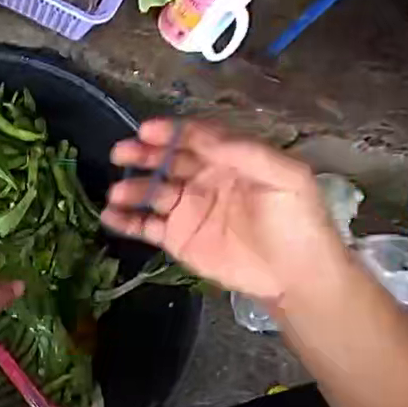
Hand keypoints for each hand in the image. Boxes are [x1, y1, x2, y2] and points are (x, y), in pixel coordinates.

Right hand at [102, 120, 348, 302]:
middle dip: (144, 155)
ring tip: (116, 192)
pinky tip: (110, 216)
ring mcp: (188, 210)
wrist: (296, 276)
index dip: (172, 132)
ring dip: (132, 188)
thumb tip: (203, 136)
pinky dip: (127, 221)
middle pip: (167, 161)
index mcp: (229, 160)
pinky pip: (146, 226)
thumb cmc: (297, 222)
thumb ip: (245, 153)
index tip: (147, 131)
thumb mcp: (285, 177)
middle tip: (121, 152)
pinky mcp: (178, 239)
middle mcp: (204, 180)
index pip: (195, 139)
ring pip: (152, 192)